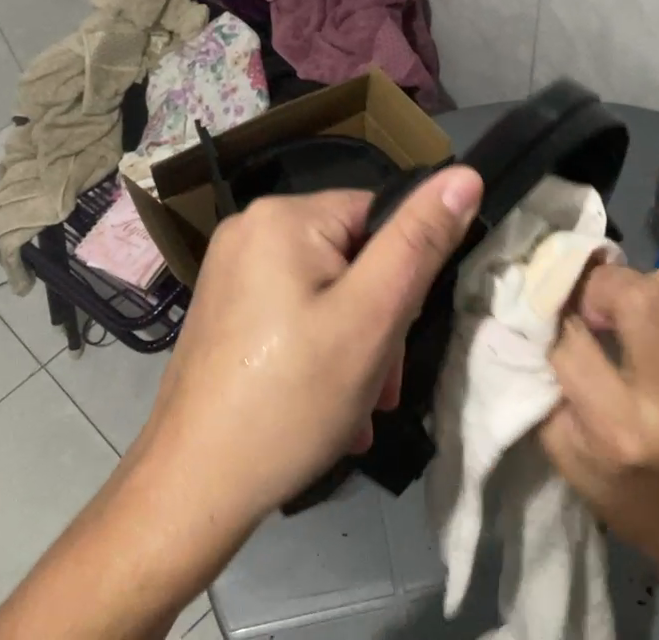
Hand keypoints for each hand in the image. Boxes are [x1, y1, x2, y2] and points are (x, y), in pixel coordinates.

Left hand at [135, 166, 482, 524]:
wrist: (193, 485)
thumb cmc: (292, 398)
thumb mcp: (372, 317)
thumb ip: (419, 242)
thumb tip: (465, 175)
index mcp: (282, 216)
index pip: (378, 216)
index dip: (403, 274)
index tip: (401, 336)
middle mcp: (248, 230)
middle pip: (351, 257)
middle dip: (377, 322)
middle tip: (379, 386)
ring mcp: (230, 273)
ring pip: (326, 292)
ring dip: (355, 346)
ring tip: (356, 407)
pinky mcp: (224, 311)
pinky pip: (293, 315)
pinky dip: (319, 354)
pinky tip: (326, 407)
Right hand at [539, 268, 658, 576]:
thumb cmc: (631, 493)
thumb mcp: (566, 453)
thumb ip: (548, 387)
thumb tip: (539, 319)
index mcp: (621, 429)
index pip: (572, 341)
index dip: (558, 319)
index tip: (561, 321)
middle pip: (645, 300)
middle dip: (608, 285)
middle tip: (603, 303)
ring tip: (657, 302)